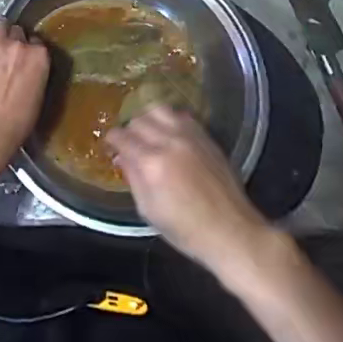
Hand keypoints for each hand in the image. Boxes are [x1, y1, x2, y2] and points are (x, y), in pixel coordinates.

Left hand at [0, 20, 49, 158]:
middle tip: (10, 52)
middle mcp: (20, 45)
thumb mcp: (39, 92)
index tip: (26, 57)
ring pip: (0, 24)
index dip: (30, 49)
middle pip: (18, 30)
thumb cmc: (19, 118)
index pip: (37, 41)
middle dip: (14, 39)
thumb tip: (30, 67)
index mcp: (40, 56)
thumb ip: (37, 70)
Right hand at [105, 105, 277, 275]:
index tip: (111, 146)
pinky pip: (181, 116)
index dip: (112, 140)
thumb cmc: (186, 230)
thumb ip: (133, 178)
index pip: (123, 137)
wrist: (231, 231)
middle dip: (129, 131)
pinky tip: (170, 135)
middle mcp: (169, 142)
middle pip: (139, 120)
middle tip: (130, 146)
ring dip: (149, 119)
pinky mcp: (206, 137)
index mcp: (152, 163)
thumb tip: (122, 157)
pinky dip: (170, 120)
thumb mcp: (149, 210)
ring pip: (159, 110)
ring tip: (149, 134)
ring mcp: (190, 136)